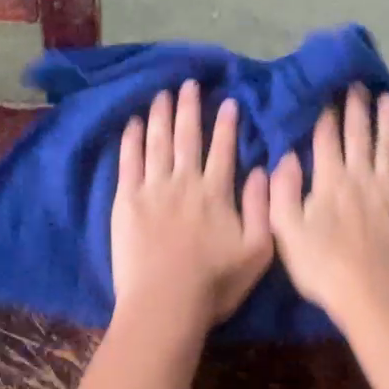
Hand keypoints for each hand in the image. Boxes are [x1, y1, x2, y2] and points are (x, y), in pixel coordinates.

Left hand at [110, 80, 273, 327]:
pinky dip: (131, 140)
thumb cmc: (215, 284)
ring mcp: (153, 189)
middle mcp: (185, 182)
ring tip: (162, 95)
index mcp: (216, 192)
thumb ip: (262, 206)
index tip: (227, 102)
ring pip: (157, 143)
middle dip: (189, 108)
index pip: (223, 149)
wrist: (165, 304)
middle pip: (187, 137)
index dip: (226, 124)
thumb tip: (261, 170)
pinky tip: (132, 123)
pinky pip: (129, 162)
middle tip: (189, 84)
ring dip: (160, 116)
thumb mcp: (258, 250)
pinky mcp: (126, 201)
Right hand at [270, 84, 388, 325]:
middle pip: (359, 133)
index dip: (325, 111)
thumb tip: (286, 154)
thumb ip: (282, 190)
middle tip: (358, 81)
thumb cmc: (321, 265)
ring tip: (386, 96)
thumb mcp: (285, 230)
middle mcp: (360, 175)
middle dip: (357, 106)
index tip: (326, 88)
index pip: (326, 136)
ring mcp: (388, 189)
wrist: (369, 293)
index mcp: (329, 180)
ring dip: (387, 119)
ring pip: (388, 144)